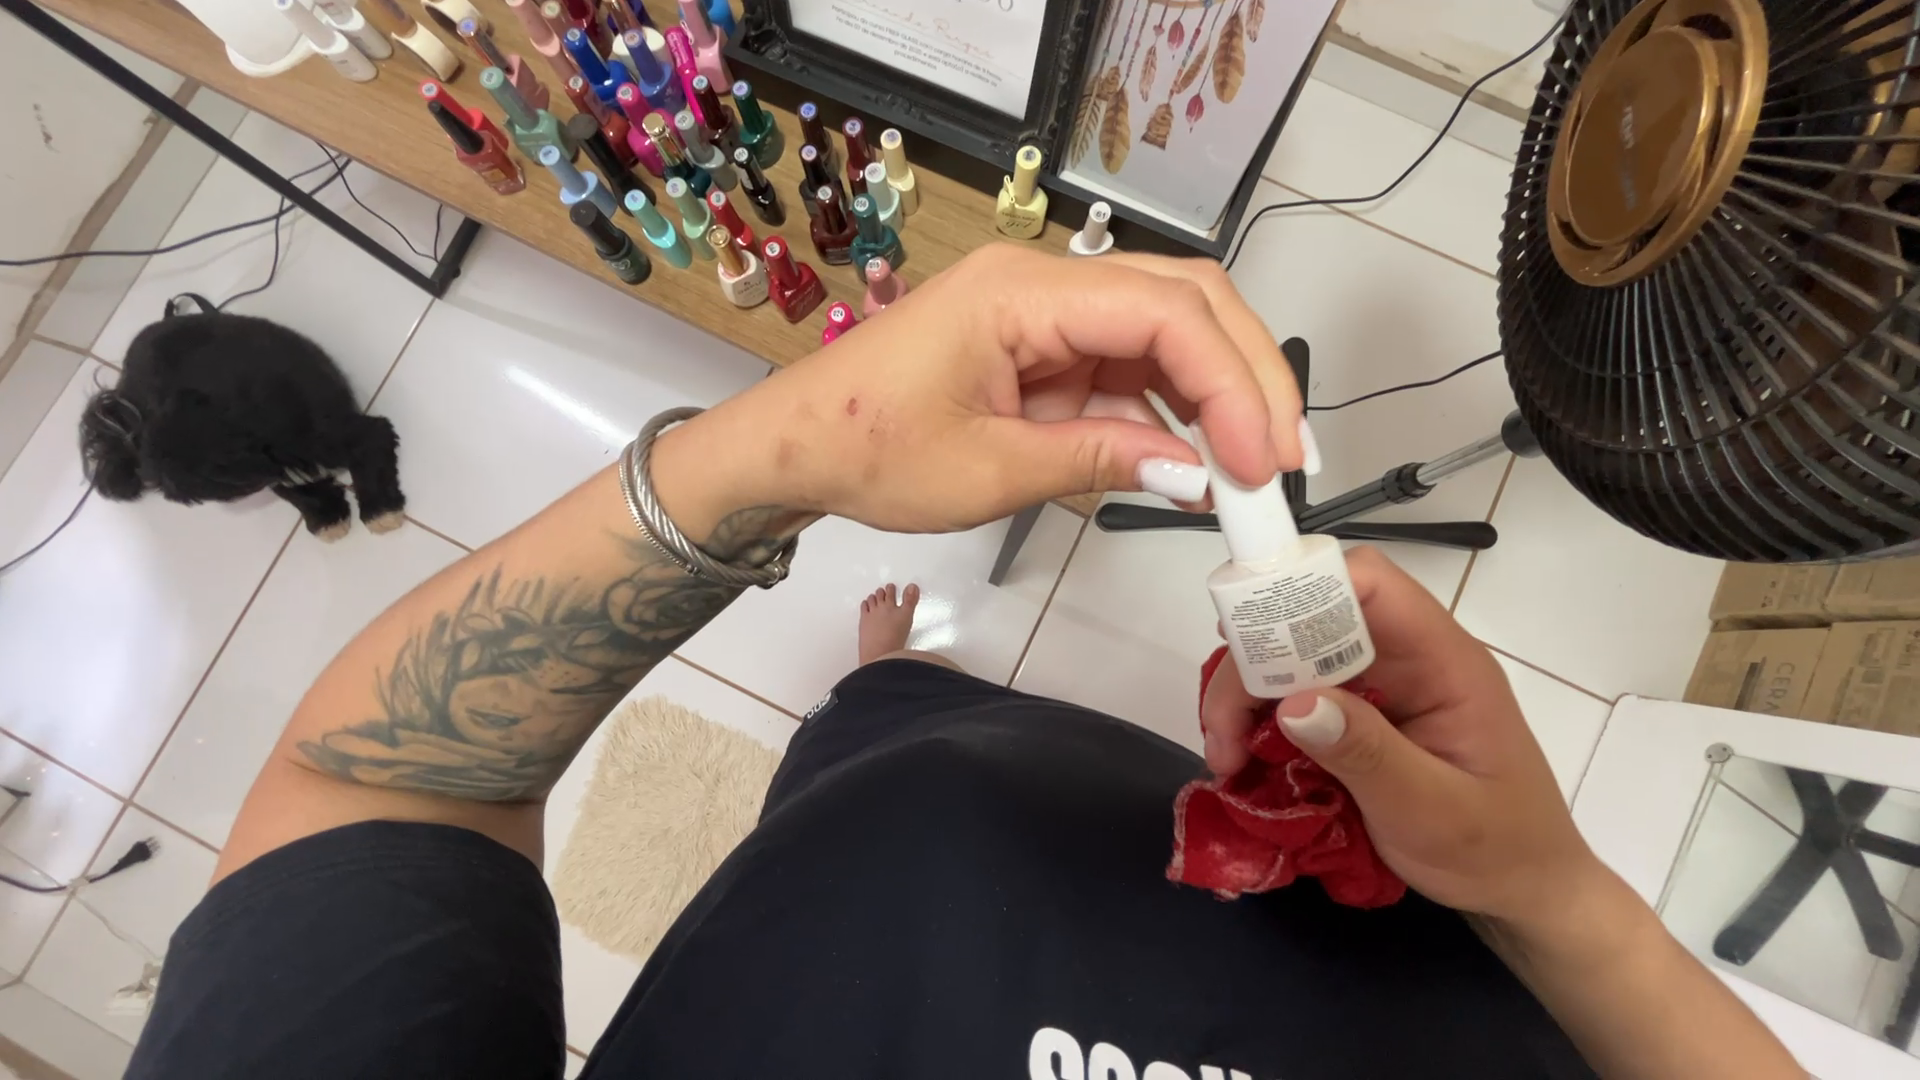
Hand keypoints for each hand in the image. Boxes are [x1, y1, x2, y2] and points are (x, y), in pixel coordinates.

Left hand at [653, 245, 1304, 534]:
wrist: (798, 445)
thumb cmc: (866, 451)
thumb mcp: (987, 471)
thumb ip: (1097, 461)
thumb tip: (1194, 472)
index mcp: (1022, 293)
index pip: (1164, 311)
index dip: (1231, 383)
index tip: (1262, 461)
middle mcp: (1043, 284)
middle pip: (1182, 303)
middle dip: (1244, 378)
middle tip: (1282, 458)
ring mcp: (1045, 315)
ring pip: (1163, 334)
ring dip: (1212, 398)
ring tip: (1248, 471)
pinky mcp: (1042, 349)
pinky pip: (1123, 370)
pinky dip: (1163, 415)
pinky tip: (1189, 461)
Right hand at [1201, 547, 1606, 925]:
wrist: (1521, 888)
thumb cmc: (1496, 851)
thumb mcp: (1435, 812)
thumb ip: (1369, 754)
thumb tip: (1293, 701)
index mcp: (1441, 660)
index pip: (1369, 585)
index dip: (1303, 591)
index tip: (1245, 641)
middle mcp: (1402, 656)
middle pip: (1308, 620)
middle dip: (1252, 666)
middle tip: (1221, 728)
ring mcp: (1375, 681)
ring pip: (1288, 656)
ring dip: (1243, 697)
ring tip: (1224, 754)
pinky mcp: (1353, 708)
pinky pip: (1289, 691)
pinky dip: (1253, 718)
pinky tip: (1239, 755)